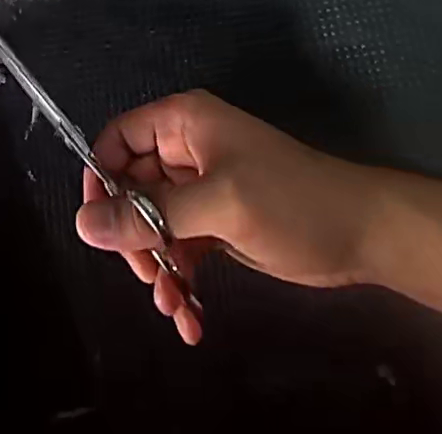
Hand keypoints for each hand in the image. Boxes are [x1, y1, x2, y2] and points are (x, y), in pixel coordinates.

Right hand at [75, 90, 383, 343]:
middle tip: (149, 274)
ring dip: (156, 268)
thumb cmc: (290, 201)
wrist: (358, 232)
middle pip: (130, 189)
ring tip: (175, 306)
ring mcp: (201, 189)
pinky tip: (190, 317)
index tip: (101, 228)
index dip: (102, 179)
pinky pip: (177, 248)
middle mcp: (187, 151)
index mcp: (185, 124)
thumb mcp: (219, 205)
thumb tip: (84, 224)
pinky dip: (178, 280)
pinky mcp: (213, 222)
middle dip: (134, 236)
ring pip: (151, 225)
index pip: (119, 140)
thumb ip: (151, 214)